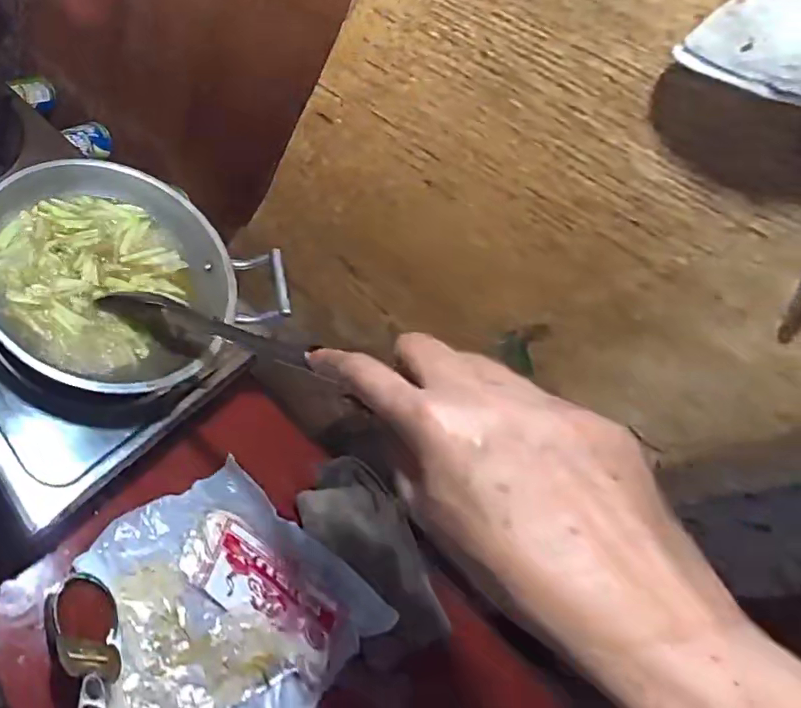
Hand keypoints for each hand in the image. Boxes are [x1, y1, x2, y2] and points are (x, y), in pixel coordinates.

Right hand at [310, 336, 785, 705]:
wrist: (643, 618)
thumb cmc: (510, 571)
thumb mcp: (428, 512)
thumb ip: (402, 454)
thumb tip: (394, 426)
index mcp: (434, 423)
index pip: (366, 371)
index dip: (334, 362)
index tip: (319, 360)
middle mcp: (485, 398)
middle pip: (425, 345)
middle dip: (405, 365)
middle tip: (410, 398)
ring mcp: (548, 405)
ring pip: (481, 364)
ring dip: (461, 384)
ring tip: (477, 427)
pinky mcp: (599, 422)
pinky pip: (537, 398)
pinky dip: (517, 414)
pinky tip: (537, 458)